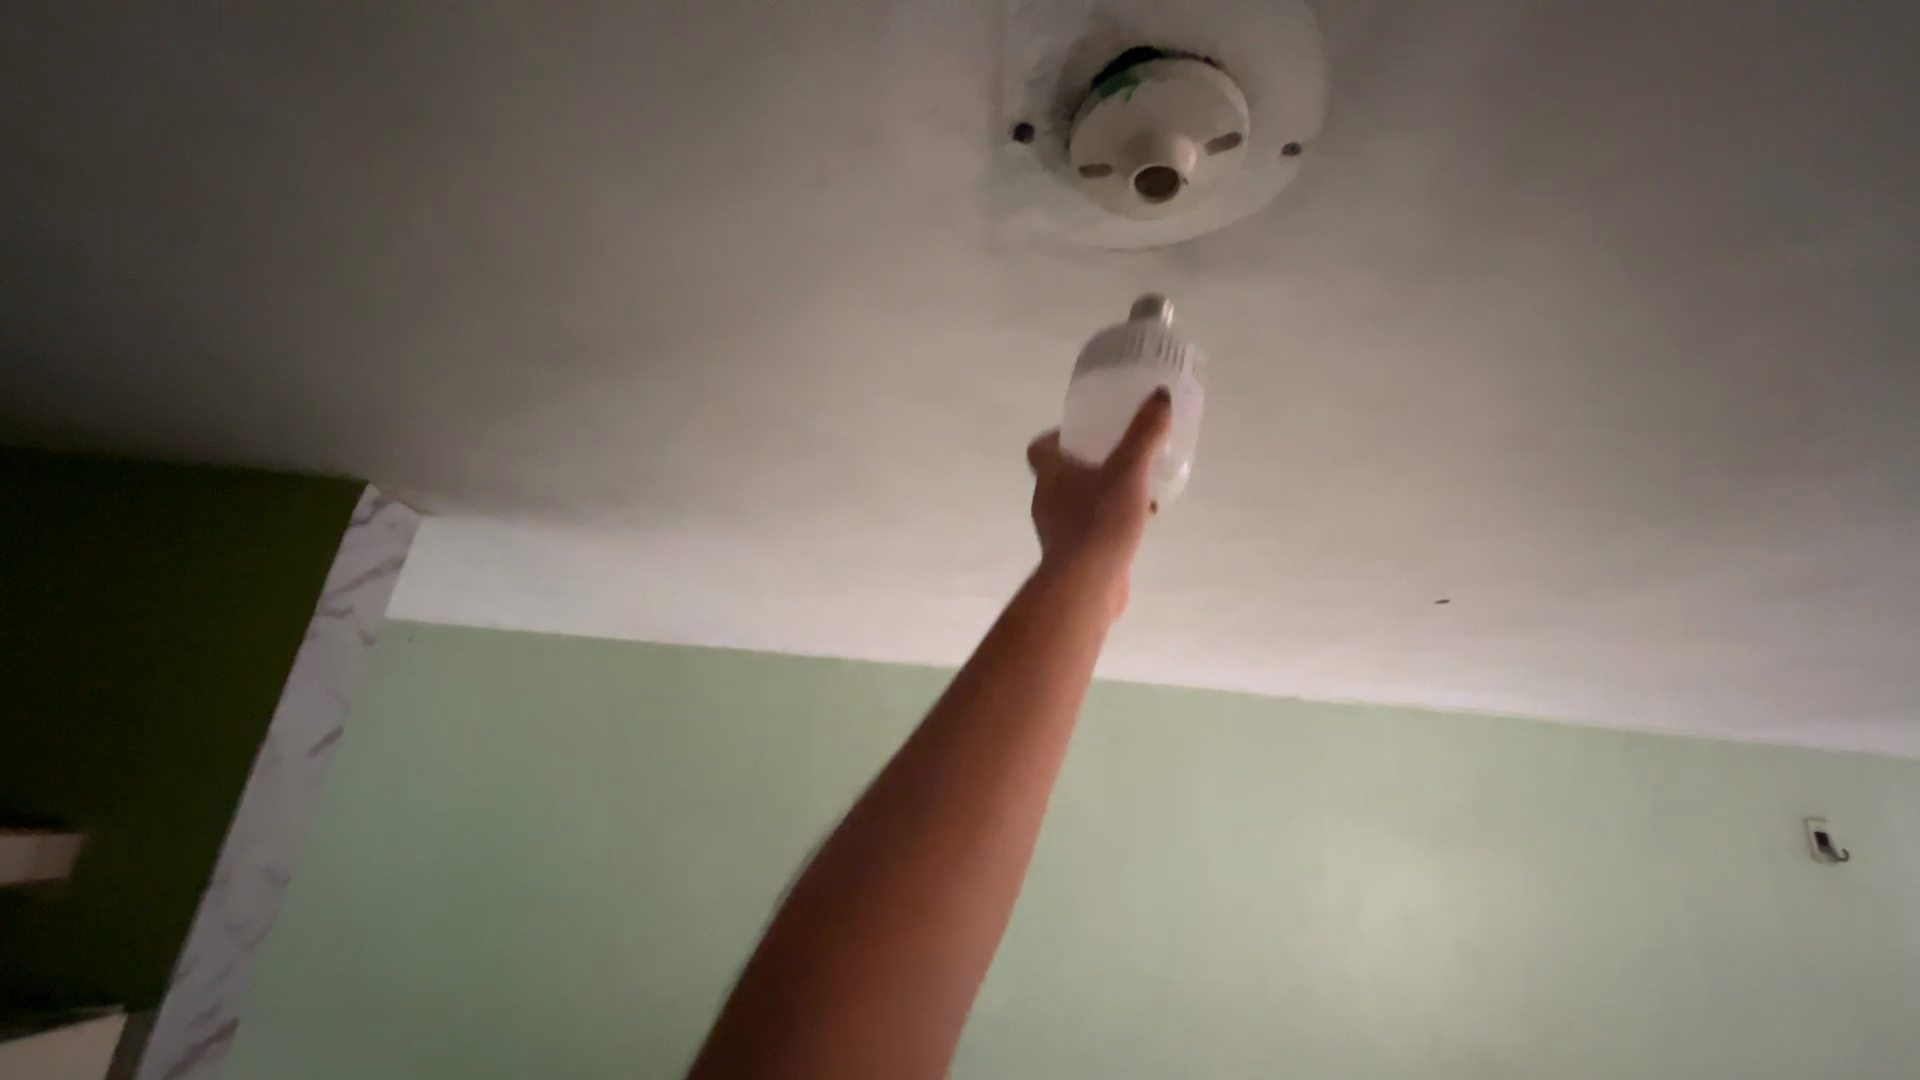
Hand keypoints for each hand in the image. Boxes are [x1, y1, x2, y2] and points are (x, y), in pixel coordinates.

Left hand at [1026, 389, 1171, 614]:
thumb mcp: (1129, 470)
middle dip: (1091, 463)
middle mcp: (1047, 500)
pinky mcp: (1074, 554)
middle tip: (1122, 455)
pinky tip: (1140, 522)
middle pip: (1063, 473)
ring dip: (1104, 493)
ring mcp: (1058, 530)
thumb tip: (1159, 396)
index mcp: (1050, 475)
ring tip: (1139, 489)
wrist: (1088, 583)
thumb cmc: (1100, 521)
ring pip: (1080, 501)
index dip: (1058, 436)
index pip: (1039, 448)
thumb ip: (1144, 434)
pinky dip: (1111, 521)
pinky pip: (1092, 528)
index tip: (1086, 432)